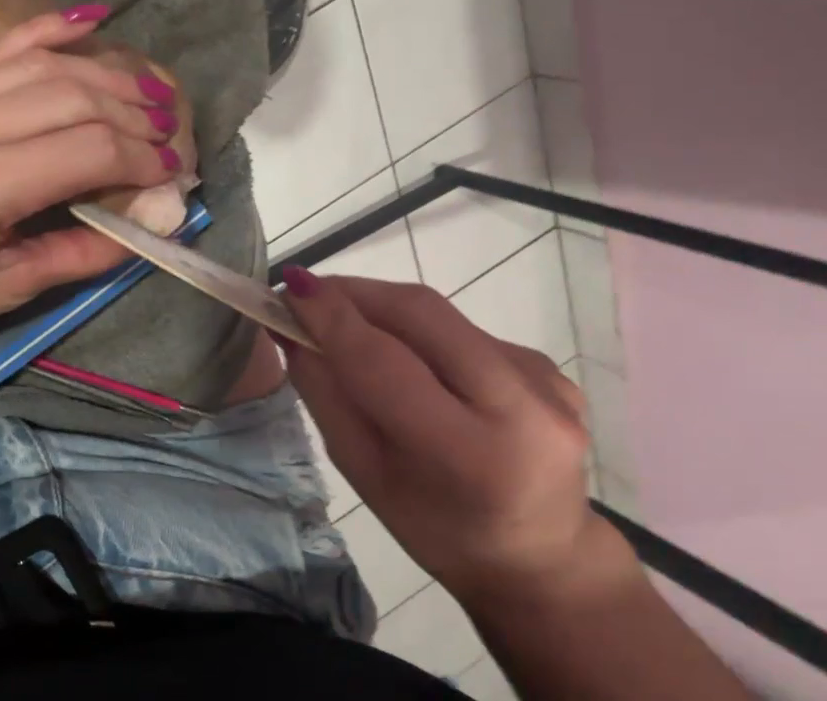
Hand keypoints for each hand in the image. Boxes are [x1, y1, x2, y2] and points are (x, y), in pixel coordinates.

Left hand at [0, 11, 181, 374]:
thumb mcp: (7, 290)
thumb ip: (83, 250)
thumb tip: (154, 219)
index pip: (87, 148)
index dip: (144, 156)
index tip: (175, 172)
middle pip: (70, 96)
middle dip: (133, 113)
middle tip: (170, 135)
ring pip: (39, 67)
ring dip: (102, 75)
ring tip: (146, 97)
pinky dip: (45, 35)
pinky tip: (89, 22)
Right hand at [279, 270, 632, 607]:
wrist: (540, 556)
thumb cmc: (432, 525)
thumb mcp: (361, 470)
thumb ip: (325, 394)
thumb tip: (290, 330)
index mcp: (469, 454)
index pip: (384, 361)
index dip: (330, 316)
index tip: (288, 284)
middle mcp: (521, 409)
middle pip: (422, 314)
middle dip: (354, 293)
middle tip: (306, 293)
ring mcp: (545, 384)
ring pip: (442, 316)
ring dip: (382, 309)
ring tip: (346, 328)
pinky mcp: (551, 369)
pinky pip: (464, 332)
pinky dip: (419, 332)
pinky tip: (410, 361)